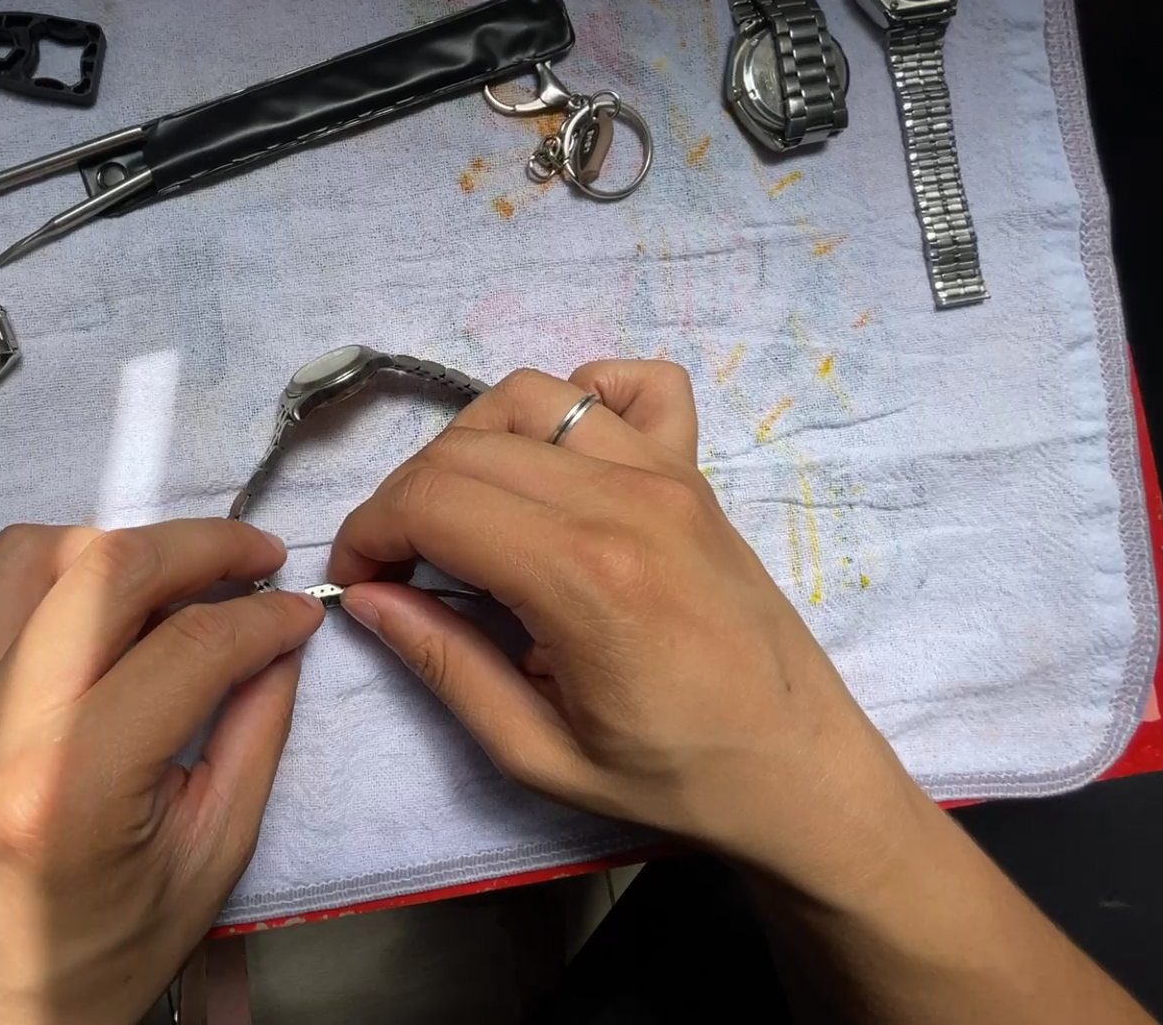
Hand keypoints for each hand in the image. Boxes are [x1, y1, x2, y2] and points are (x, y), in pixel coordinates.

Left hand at [0, 520, 324, 1024]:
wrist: (5, 1003)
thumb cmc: (119, 943)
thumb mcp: (217, 847)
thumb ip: (257, 725)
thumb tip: (279, 635)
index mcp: (74, 783)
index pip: (187, 648)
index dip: (260, 616)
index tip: (300, 609)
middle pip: (106, 571)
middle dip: (201, 546)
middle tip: (258, 556)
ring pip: (38, 554)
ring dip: (127, 545)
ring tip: (186, 572)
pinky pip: (4, 585)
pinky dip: (72, 563)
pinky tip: (120, 597)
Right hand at [328, 363, 922, 890]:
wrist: (805, 774)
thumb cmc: (671, 779)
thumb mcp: (535, 752)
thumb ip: (443, 664)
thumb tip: (367, 598)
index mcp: (583, 577)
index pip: (431, 502)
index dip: (368, 533)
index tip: (357, 578)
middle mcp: (624, 499)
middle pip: (462, 450)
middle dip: (399, 500)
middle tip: (395, 563)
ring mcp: (667, 472)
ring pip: (525, 397)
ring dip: (464, 445)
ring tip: (460, 510)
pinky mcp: (694, 471)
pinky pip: (630, 384)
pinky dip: (575, 396)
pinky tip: (556, 455)